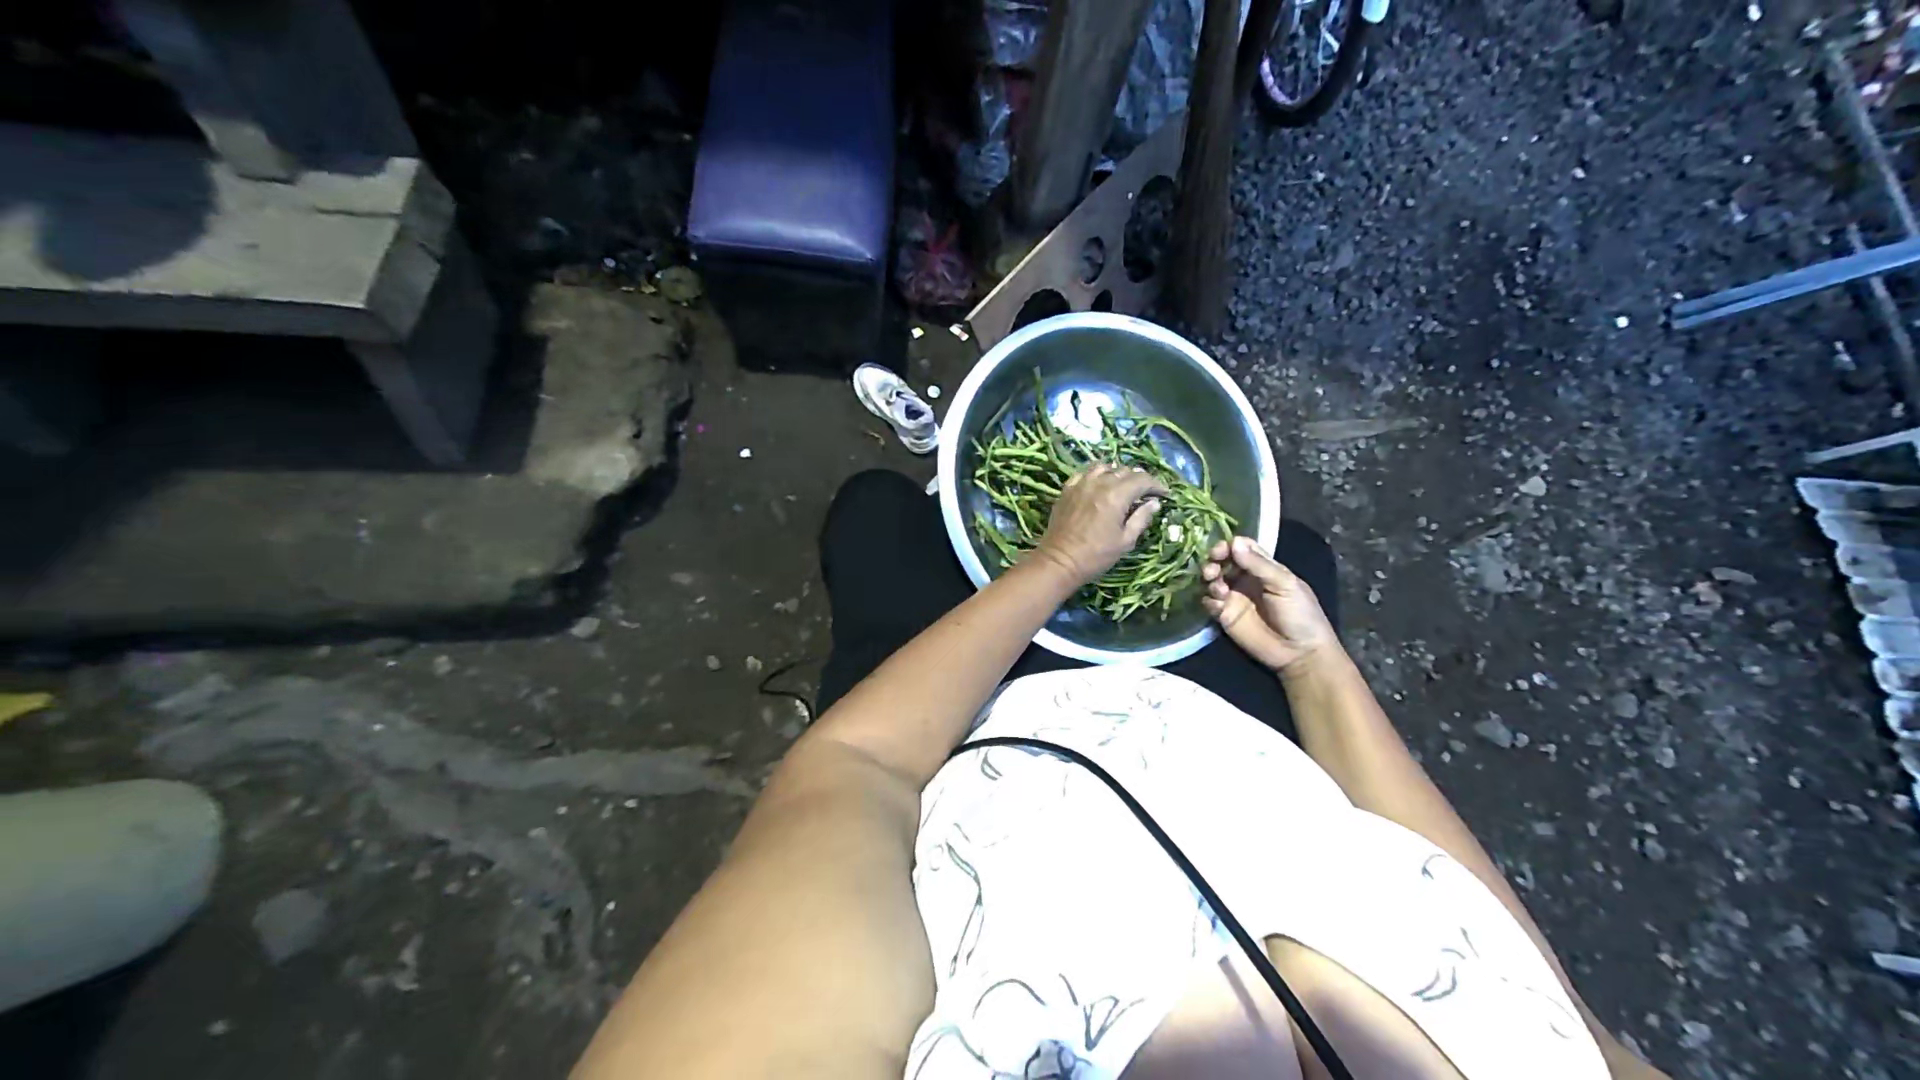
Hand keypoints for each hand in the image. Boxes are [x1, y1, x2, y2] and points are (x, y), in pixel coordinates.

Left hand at [1033, 464, 1167, 585]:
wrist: (1060, 560)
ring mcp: (1080, 484)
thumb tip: (1154, 503)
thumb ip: (1141, 518)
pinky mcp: (1067, 490)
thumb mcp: (1125, 540)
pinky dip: (1096, 475)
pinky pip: (1084, 473)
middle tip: (1145, 493)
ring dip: (1117, 473)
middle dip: (1139, 480)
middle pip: (1124, 471)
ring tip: (1122, 486)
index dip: (1156, 485)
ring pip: (1104, 467)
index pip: (1142, 479)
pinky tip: (1099, 484)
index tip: (1164, 494)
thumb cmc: (1096, 555)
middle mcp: (1099, 483)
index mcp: (1116, 495)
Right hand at [1202, 536, 1339, 678]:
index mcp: (1263, 568)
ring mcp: (1234, 597)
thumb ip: (1258, 564)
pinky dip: (1209, 599)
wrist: (1299, 653)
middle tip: (1212, 569)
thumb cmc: (1300, 614)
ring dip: (1210, 579)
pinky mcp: (1224, 615)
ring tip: (1218, 588)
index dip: (1229, 545)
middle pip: (1222, 561)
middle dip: (1214, 561)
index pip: (1241, 548)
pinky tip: (1218, 604)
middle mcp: (1245, 579)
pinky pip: (1209, 601)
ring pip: (1212, 579)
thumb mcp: (1284, 584)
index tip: (1221, 549)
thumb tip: (1234, 542)